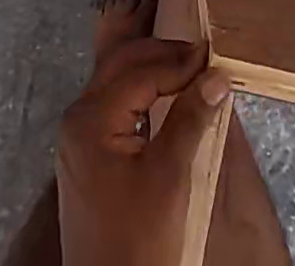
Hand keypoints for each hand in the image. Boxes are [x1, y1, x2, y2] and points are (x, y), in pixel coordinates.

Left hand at [56, 37, 231, 265]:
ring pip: (117, 81)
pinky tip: (168, 97)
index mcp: (90, 118)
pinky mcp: (88, 152)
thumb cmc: (139, 239)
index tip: (213, 55)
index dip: (179, 61)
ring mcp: (79, 135)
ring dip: (153, 71)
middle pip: (121, 66)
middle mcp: (77, 117)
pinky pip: (116, 105)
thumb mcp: (169, 176)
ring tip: (191, 70)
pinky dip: (143, 93)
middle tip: (202, 57)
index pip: (140, 72)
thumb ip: (190, 118)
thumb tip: (217, 75)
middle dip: (162, 56)